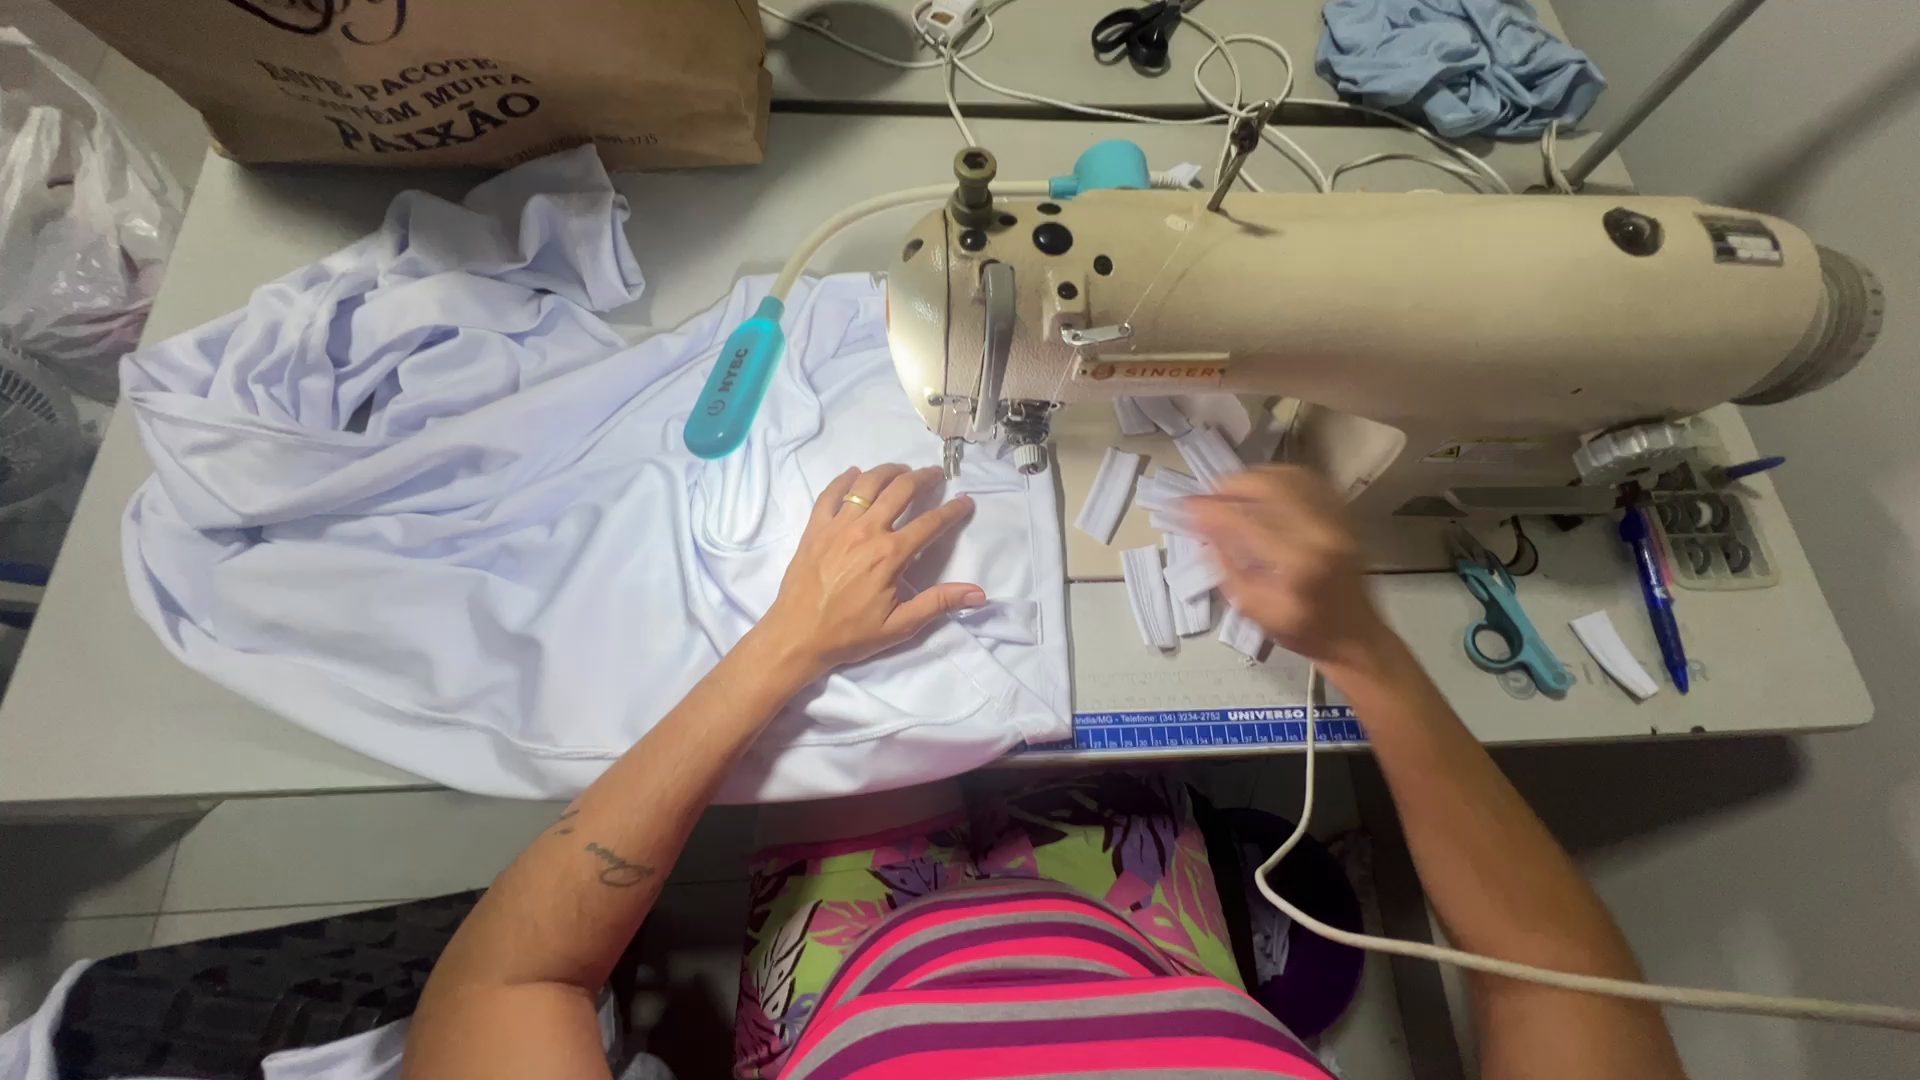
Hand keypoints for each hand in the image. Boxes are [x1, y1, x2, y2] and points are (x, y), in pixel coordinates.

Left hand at [757, 464, 983, 678]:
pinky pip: (831, 493)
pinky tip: (855, 474)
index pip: (930, 523)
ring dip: (889, 470)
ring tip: (902, 470)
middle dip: (923, 478)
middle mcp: (866, 531)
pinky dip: (845, 479)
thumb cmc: (850, 634)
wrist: (796, 636)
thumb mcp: (900, 625)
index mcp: (890, 555)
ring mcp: (838, 525)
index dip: (952, 510)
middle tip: (935, 475)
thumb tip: (978, 593)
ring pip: (867, 483)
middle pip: (901, 490)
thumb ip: (938, 603)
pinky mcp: (815, 527)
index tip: (966, 501)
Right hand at [1183, 466, 1392, 669]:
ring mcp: (1335, 520)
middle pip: (1267, 486)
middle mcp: (1319, 533)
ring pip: (1286, 477)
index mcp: (1296, 563)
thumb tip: (1203, 530)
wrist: (1354, 635)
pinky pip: (1307, 480)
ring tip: (1231, 494)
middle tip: (1208, 499)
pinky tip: (1260, 491)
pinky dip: (1277, 478)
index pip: (1242, 519)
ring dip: (1251, 480)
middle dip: (1229, 486)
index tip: (1184, 507)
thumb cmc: (1301, 630)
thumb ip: (1226, 567)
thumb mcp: (1252, 608)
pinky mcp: (1342, 516)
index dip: (1208, 509)